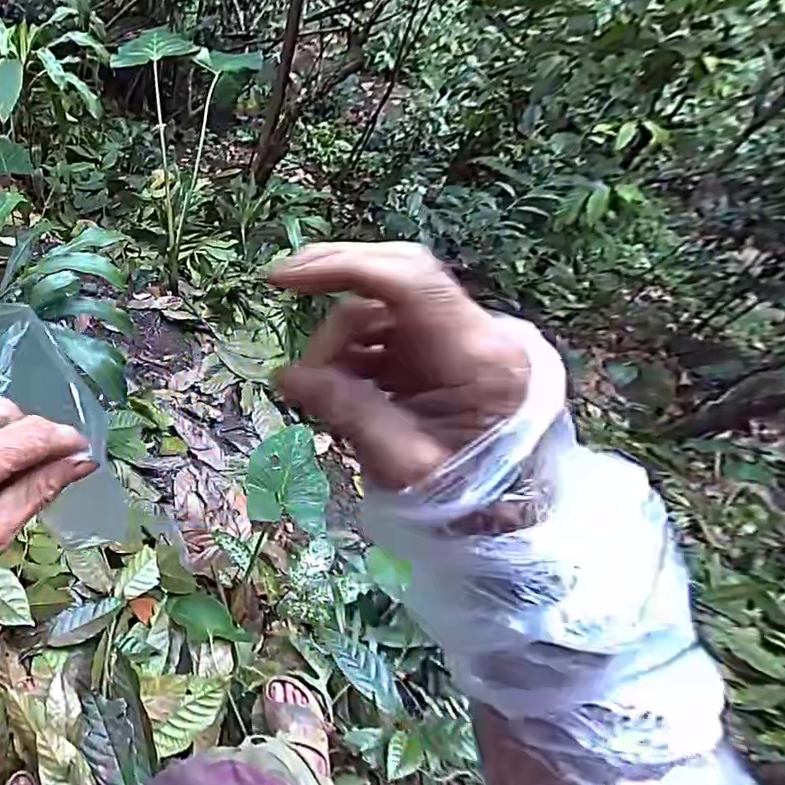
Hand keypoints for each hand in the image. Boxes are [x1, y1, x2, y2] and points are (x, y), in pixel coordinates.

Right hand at [269, 242, 528, 489]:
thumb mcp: (400, 462)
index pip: (408, 283)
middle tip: (279, 283)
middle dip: (333, 280)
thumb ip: (345, 410)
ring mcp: (456, 340)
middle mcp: (473, 333)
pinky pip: (381, 335)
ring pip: (378, 311)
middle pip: (393, 278)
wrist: (506, 517)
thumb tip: (286, 375)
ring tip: (318, 391)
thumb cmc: (462, 498)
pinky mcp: (439, 353)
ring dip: (337, 342)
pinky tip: (337, 388)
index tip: (281, 279)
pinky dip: (348, 355)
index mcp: (475, 356)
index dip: (341, 268)